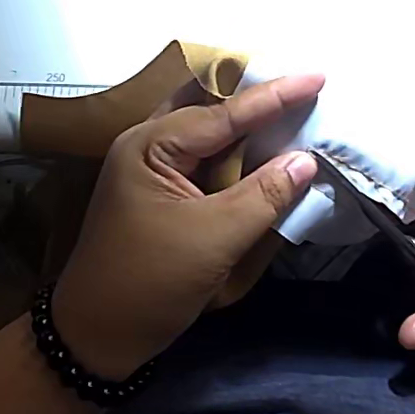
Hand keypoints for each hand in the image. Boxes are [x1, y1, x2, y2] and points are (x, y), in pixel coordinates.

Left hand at [52, 74, 324, 379]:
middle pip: (208, 105)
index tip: (318, 77)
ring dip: (246, 123)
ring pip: (207, 129)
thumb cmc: (150, 284)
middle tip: (303, 86)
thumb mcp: (214, 239)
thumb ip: (264, 195)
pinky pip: (205, 157)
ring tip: (291, 109)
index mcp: (149, 146)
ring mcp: (152, 168)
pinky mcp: (162, 191)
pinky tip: (262, 150)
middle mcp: (147, 144)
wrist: (96, 336)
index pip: (223, 112)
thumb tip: (306, 160)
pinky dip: (236, 153)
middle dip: (254, 95)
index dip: (274, 95)